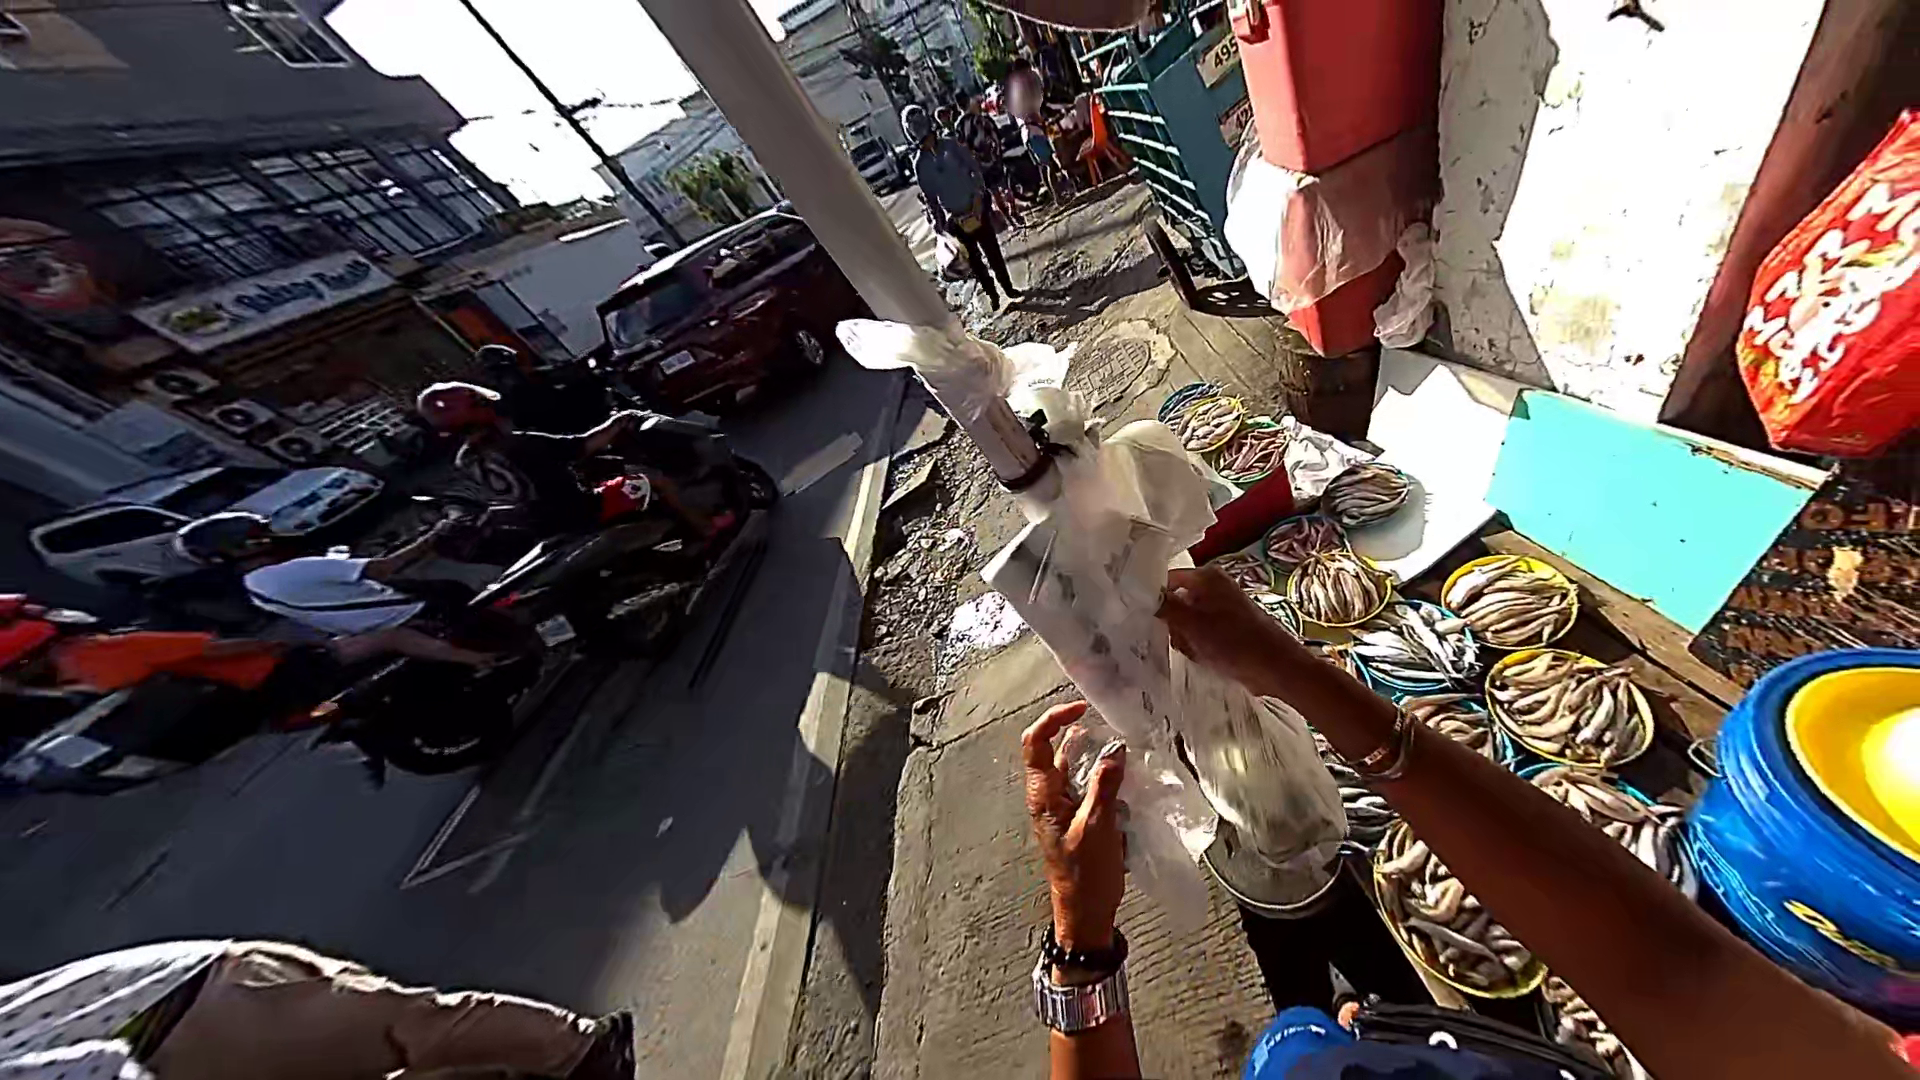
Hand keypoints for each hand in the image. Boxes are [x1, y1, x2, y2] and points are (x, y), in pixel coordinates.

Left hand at [1022, 701, 1125, 951]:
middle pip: (1050, 748)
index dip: (1054, 719)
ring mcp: (1058, 803)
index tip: (1081, 709)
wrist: (1084, 913)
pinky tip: (1119, 770)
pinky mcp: (1073, 814)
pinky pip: (1081, 781)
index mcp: (1042, 793)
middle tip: (1103, 721)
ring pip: (1068, 764)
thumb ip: (1104, 786)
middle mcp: (1046, 793)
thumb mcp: (1098, 828)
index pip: (1036, 742)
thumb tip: (1114, 751)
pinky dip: (1097, 770)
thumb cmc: (1086, 874)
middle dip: (1073, 729)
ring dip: (1088, 750)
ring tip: (1115, 740)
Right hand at [1158, 566, 1307, 696]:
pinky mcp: (1228, 626)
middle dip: (1172, 623)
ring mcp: (1222, 607)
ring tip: (1195, 650)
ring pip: (1186, 620)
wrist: (1277, 668)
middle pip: (1175, 601)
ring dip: (1184, 637)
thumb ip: (1164, 606)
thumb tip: (1138, 593)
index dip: (1154, 597)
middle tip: (1179, 638)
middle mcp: (1214, 587)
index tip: (1145, 617)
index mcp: (1206, 577)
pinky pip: (1200, 632)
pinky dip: (1197, 644)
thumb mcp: (1191, 624)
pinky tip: (1204, 656)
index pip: (1166, 580)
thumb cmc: (1234, 641)